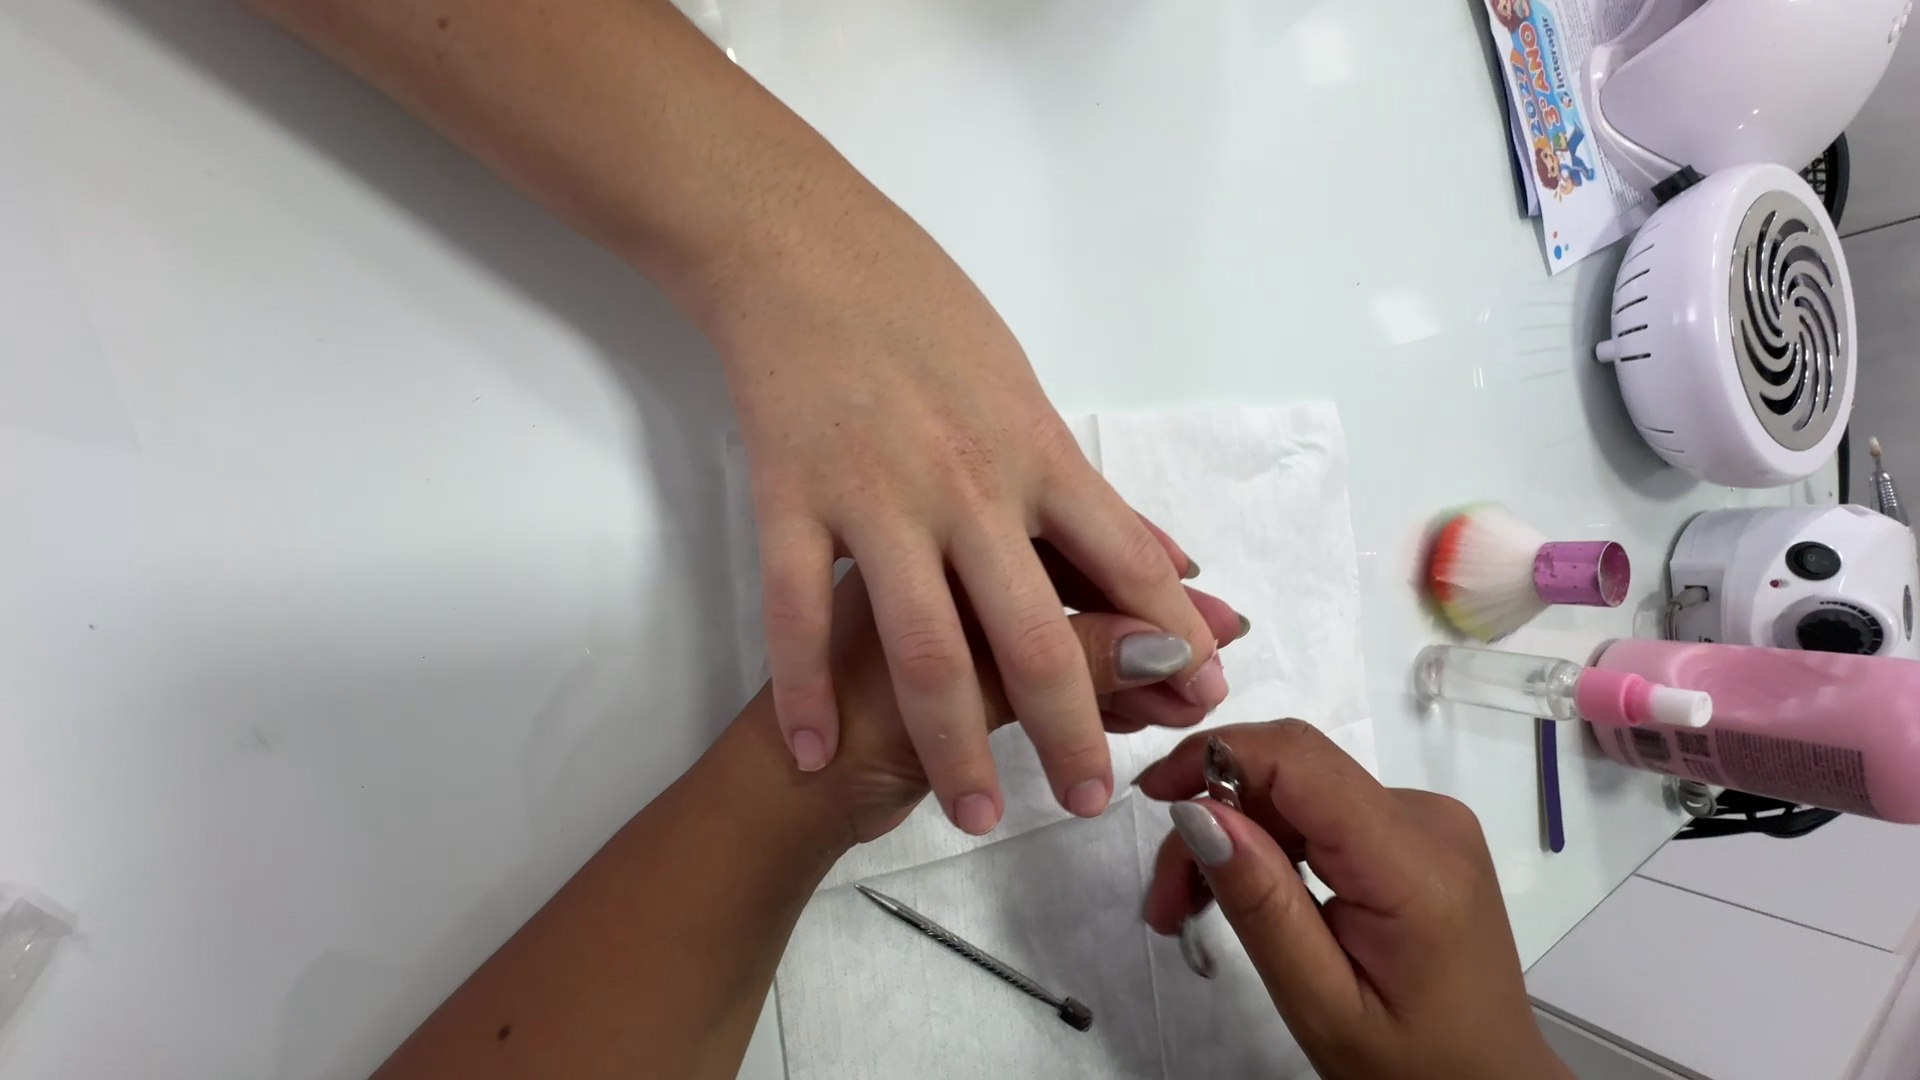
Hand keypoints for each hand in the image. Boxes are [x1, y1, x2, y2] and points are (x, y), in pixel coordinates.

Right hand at [711, 205, 1223, 835]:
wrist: (802, 248)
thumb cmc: (922, 310)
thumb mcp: (1022, 387)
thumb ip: (1085, 488)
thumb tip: (1164, 556)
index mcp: (1032, 450)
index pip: (1123, 561)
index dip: (1170, 635)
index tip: (1201, 698)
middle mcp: (966, 486)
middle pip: (1032, 631)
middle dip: (1072, 725)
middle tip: (1091, 798)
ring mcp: (872, 498)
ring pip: (923, 645)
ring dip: (953, 742)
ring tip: (975, 814)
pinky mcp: (787, 501)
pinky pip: (797, 610)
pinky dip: (804, 688)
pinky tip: (817, 752)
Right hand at [1136, 722, 1573, 1079]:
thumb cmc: (1412, 1068)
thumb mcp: (1322, 1005)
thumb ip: (1261, 904)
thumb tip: (1197, 810)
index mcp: (1415, 862)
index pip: (1298, 759)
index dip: (1215, 754)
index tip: (1152, 794)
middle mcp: (1423, 816)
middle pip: (1284, 775)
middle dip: (1210, 816)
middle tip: (1166, 897)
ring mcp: (1418, 817)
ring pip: (1286, 792)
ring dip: (1228, 836)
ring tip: (1189, 906)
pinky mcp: (1403, 827)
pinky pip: (1308, 810)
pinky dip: (1260, 843)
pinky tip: (1236, 889)